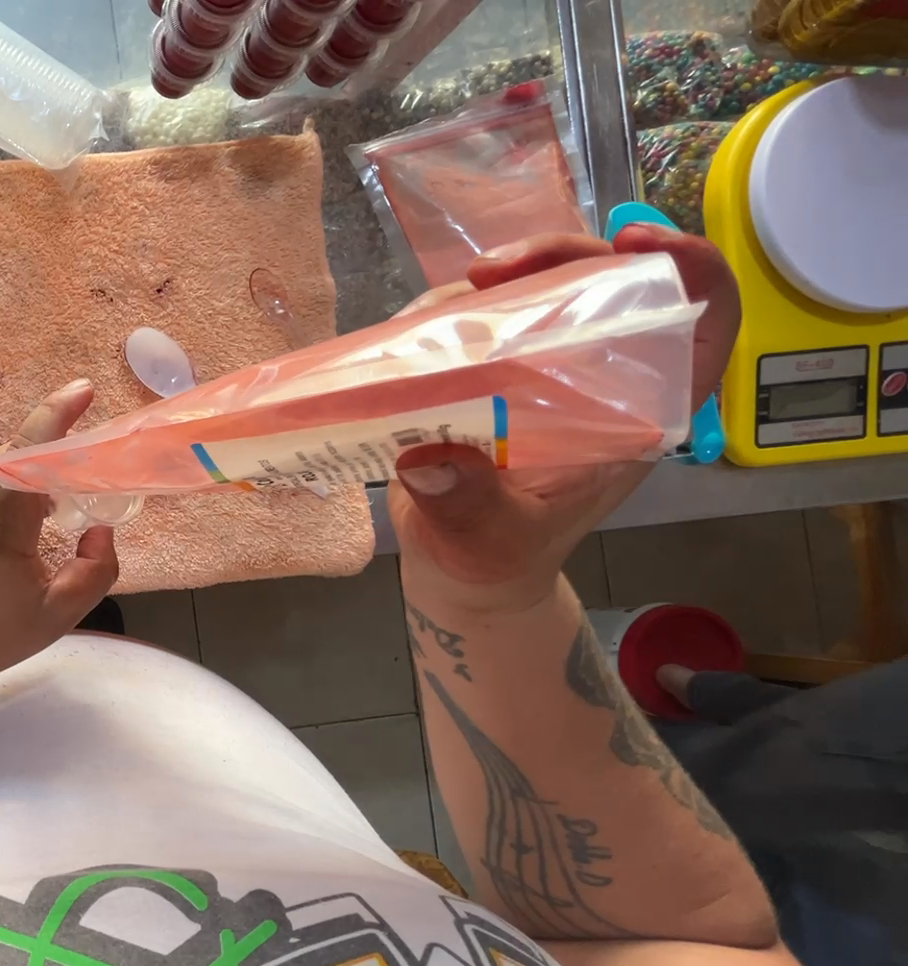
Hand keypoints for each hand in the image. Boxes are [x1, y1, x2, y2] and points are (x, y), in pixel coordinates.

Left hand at [0, 378, 119, 691]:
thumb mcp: (55, 618)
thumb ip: (95, 570)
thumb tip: (99, 529)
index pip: (29, 455)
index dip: (56, 416)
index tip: (83, 389)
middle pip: (18, 461)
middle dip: (55, 462)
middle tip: (86, 479)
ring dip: (28, 486)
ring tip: (48, 521)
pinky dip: (2, 499)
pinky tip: (10, 536)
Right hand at [390, 226, 741, 612]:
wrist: (458, 566)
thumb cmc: (493, 556)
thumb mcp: (488, 536)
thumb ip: (469, 503)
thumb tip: (427, 463)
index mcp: (629, 416)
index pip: (697, 327)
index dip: (687, 271)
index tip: (635, 245)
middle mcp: (590, 384)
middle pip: (607, 292)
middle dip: (561, 260)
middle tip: (492, 270)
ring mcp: (533, 379)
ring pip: (539, 299)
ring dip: (499, 281)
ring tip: (454, 290)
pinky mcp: (481, 382)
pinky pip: (477, 327)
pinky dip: (452, 311)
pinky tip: (422, 320)